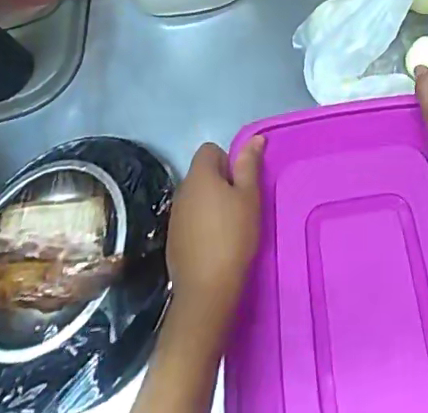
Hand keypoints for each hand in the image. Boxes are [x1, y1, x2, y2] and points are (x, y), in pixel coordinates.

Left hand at [167, 137, 264, 306]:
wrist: (206, 290)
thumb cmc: (233, 236)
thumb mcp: (249, 198)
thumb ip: (249, 165)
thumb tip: (255, 138)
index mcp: (199, 174)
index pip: (210, 150)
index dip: (228, 162)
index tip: (242, 185)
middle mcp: (182, 188)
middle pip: (203, 173)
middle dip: (221, 184)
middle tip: (241, 207)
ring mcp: (174, 214)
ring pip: (196, 197)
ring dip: (211, 205)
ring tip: (230, 228)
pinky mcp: (172, 238)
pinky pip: (190, 219)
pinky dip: (202, 225)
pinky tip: (215, 245)